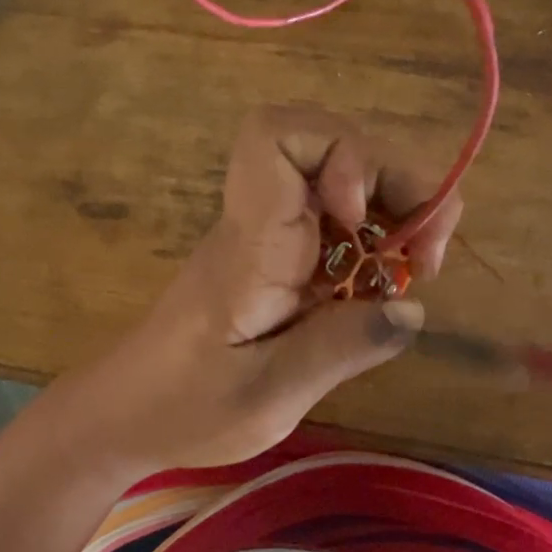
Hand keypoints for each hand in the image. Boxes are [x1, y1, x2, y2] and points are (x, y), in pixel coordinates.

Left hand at [65, 105, 463, 472]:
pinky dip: (373, 246)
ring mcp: (267, 241)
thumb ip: (339, 349)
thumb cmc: (185, 410)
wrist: (127, 415)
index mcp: (249, 248)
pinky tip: (382, 292)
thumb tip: (412, 309)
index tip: (363, 218)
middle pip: (331, 146)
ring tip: (416, 272)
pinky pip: (334, 227)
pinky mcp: (275, 264)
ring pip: (341, 182)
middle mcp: (259, 227)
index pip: (273, 136)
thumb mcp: (268, 397)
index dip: (338, 151)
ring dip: (394, 213)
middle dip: (398, 184)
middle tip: (424, 259)